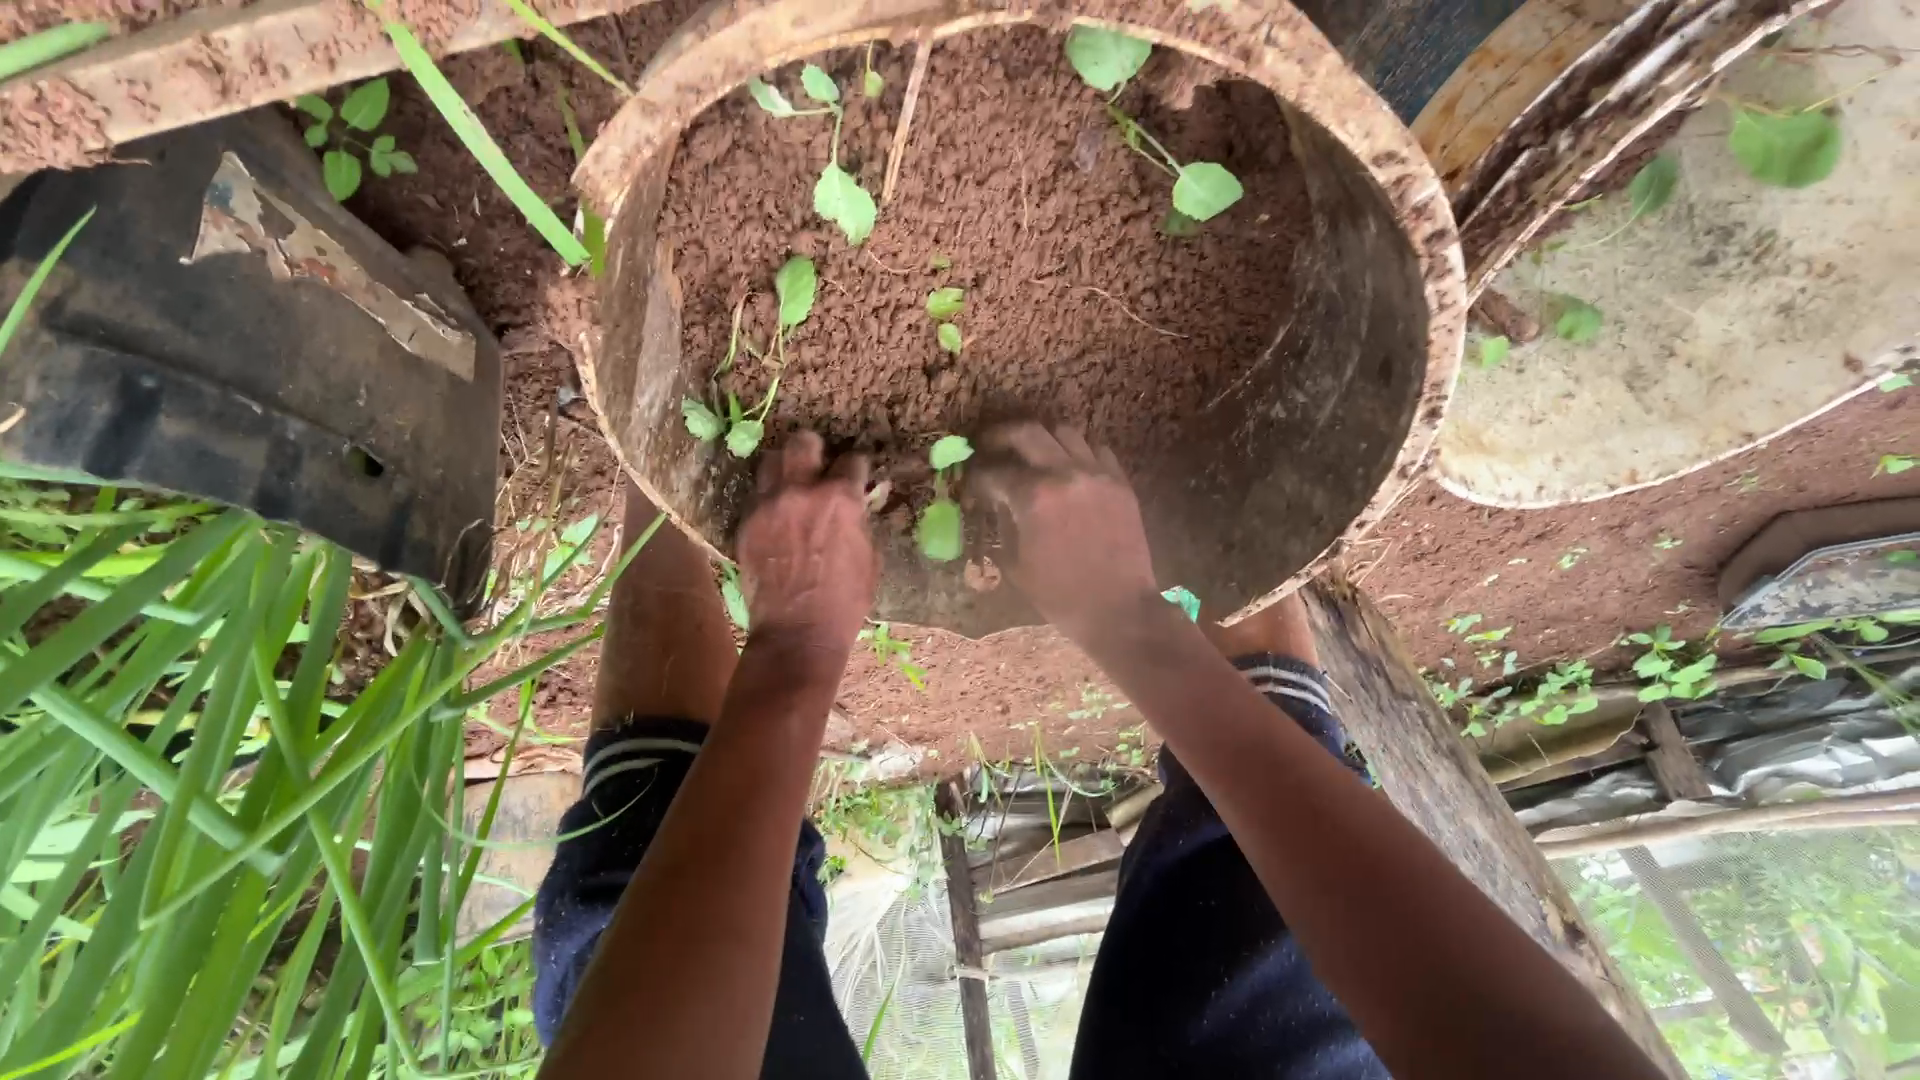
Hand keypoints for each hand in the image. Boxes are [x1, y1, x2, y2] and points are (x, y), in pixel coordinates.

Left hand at [736, 432, 876, 658]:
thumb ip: (861, 521)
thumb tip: (861, 504)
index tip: (857, 474)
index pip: (852, 460)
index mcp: (840, 498)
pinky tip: (777, 513)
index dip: (856, 467)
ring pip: (771, 461)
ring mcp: (768, 504)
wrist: (798, 631)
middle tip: (818, 463)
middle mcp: (801, 490)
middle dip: (814, 449)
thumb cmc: (845, 601)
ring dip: (785, 468)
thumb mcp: (869, 557)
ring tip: (792, 483)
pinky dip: (768, 497)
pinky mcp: (746, 522)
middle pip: (802, 443)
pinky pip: (756, 495)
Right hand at [974, 423, 1160, 646]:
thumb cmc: (1060, 595)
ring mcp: (1097, 474)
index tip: (972, 483)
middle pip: (1027, 432)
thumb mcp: (1016, 564)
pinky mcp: (1120, 483)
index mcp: (1033, 497)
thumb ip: (1004, 524)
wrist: (1119, 609)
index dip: (977, 477)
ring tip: (1033, 454)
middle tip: (990, 444)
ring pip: (1064, 433)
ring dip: (1043, 440)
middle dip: (1001, 436)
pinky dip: (1078, 454)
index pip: (994, 472)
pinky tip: (1070, 471)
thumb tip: (998, 503)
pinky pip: (1097, 451)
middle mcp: (1065, 474)